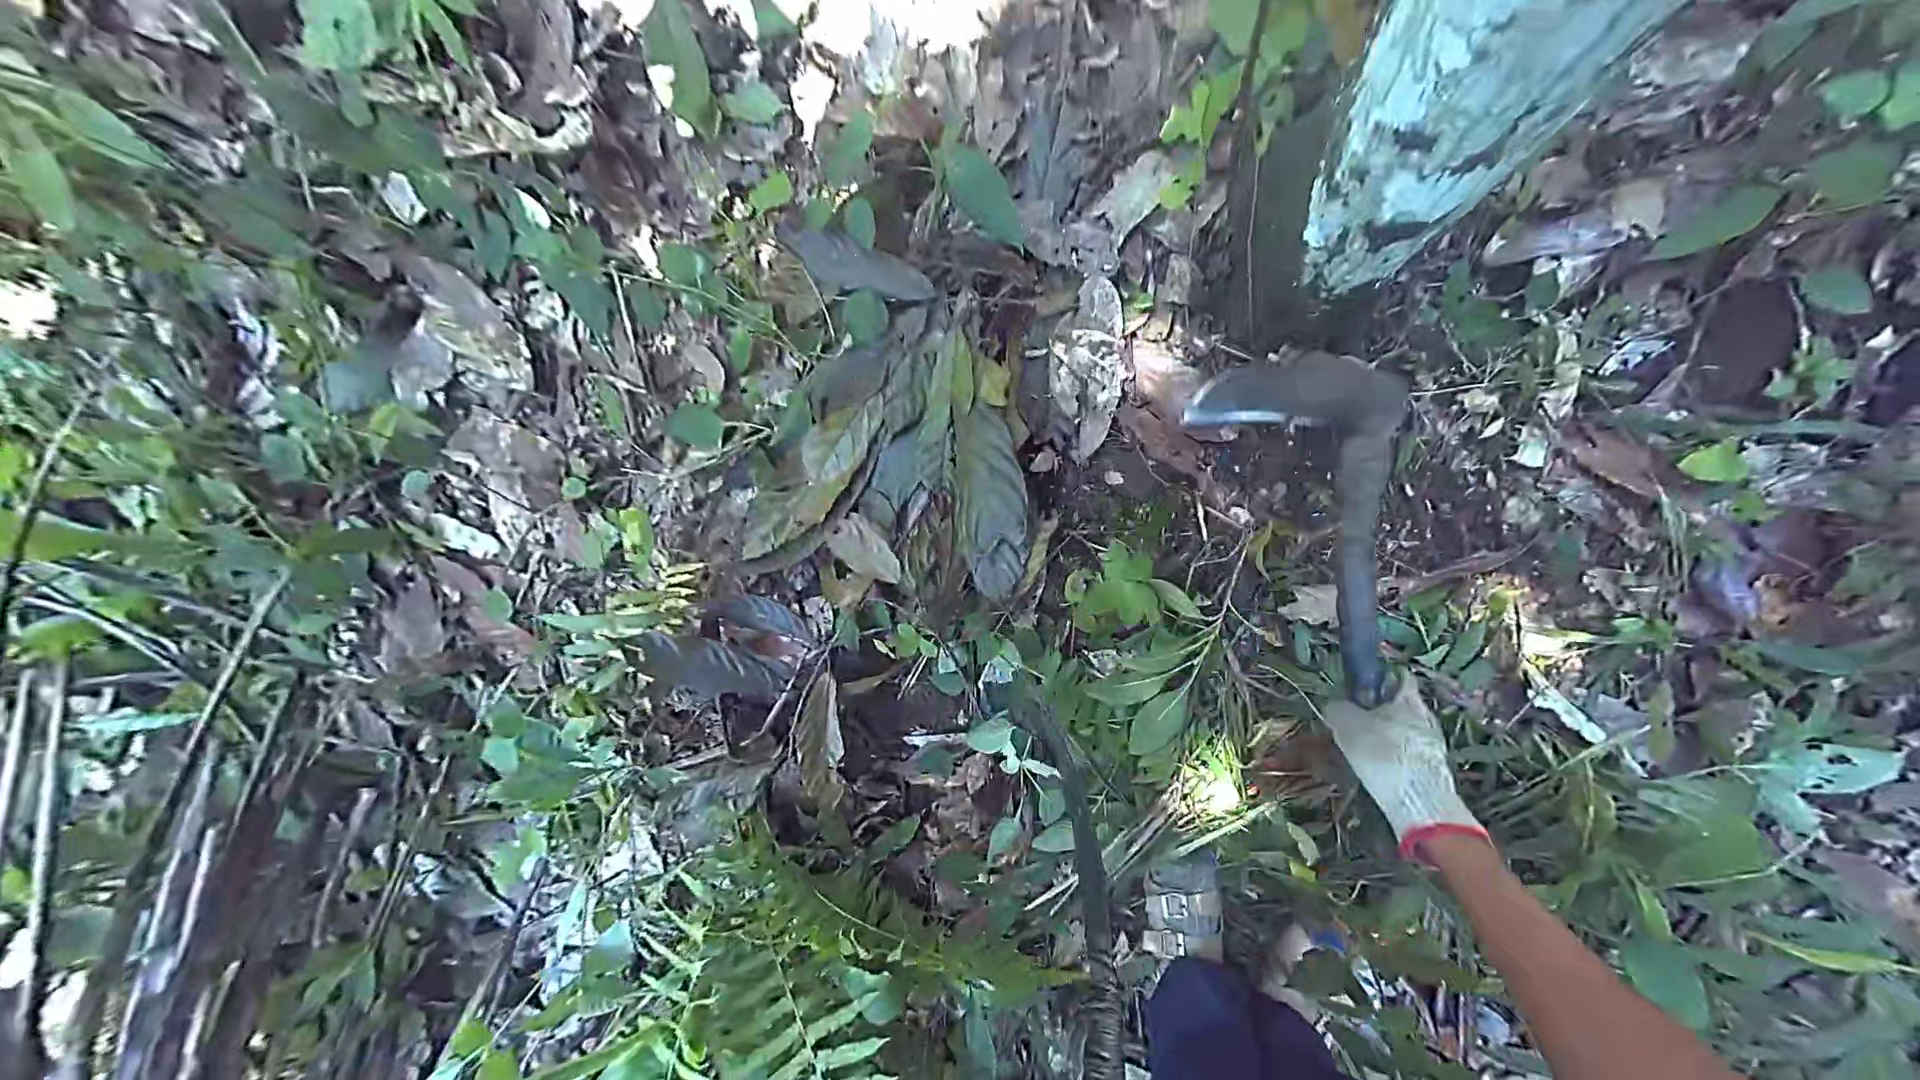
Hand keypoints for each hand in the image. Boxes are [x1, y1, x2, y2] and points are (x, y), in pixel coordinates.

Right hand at [1321, 676, 1487, 860]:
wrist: (1418, 804)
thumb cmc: (1383, 753)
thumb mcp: (1346, 723)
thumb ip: (1338, 708)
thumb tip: (1335, 706)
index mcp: (1409, 699)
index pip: (1398, 676)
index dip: (1378, 675)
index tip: (1358, 683)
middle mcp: (1425, 717)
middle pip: (1398, 704)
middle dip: (1377, 708)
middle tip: (1351, 716)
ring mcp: (1431, 744)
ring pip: (1401, 729)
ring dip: (1382, 734)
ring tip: (1355, 744)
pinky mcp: (1430, 768)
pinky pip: (1404, 752)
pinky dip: (1387, 754)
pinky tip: (1370, 765)